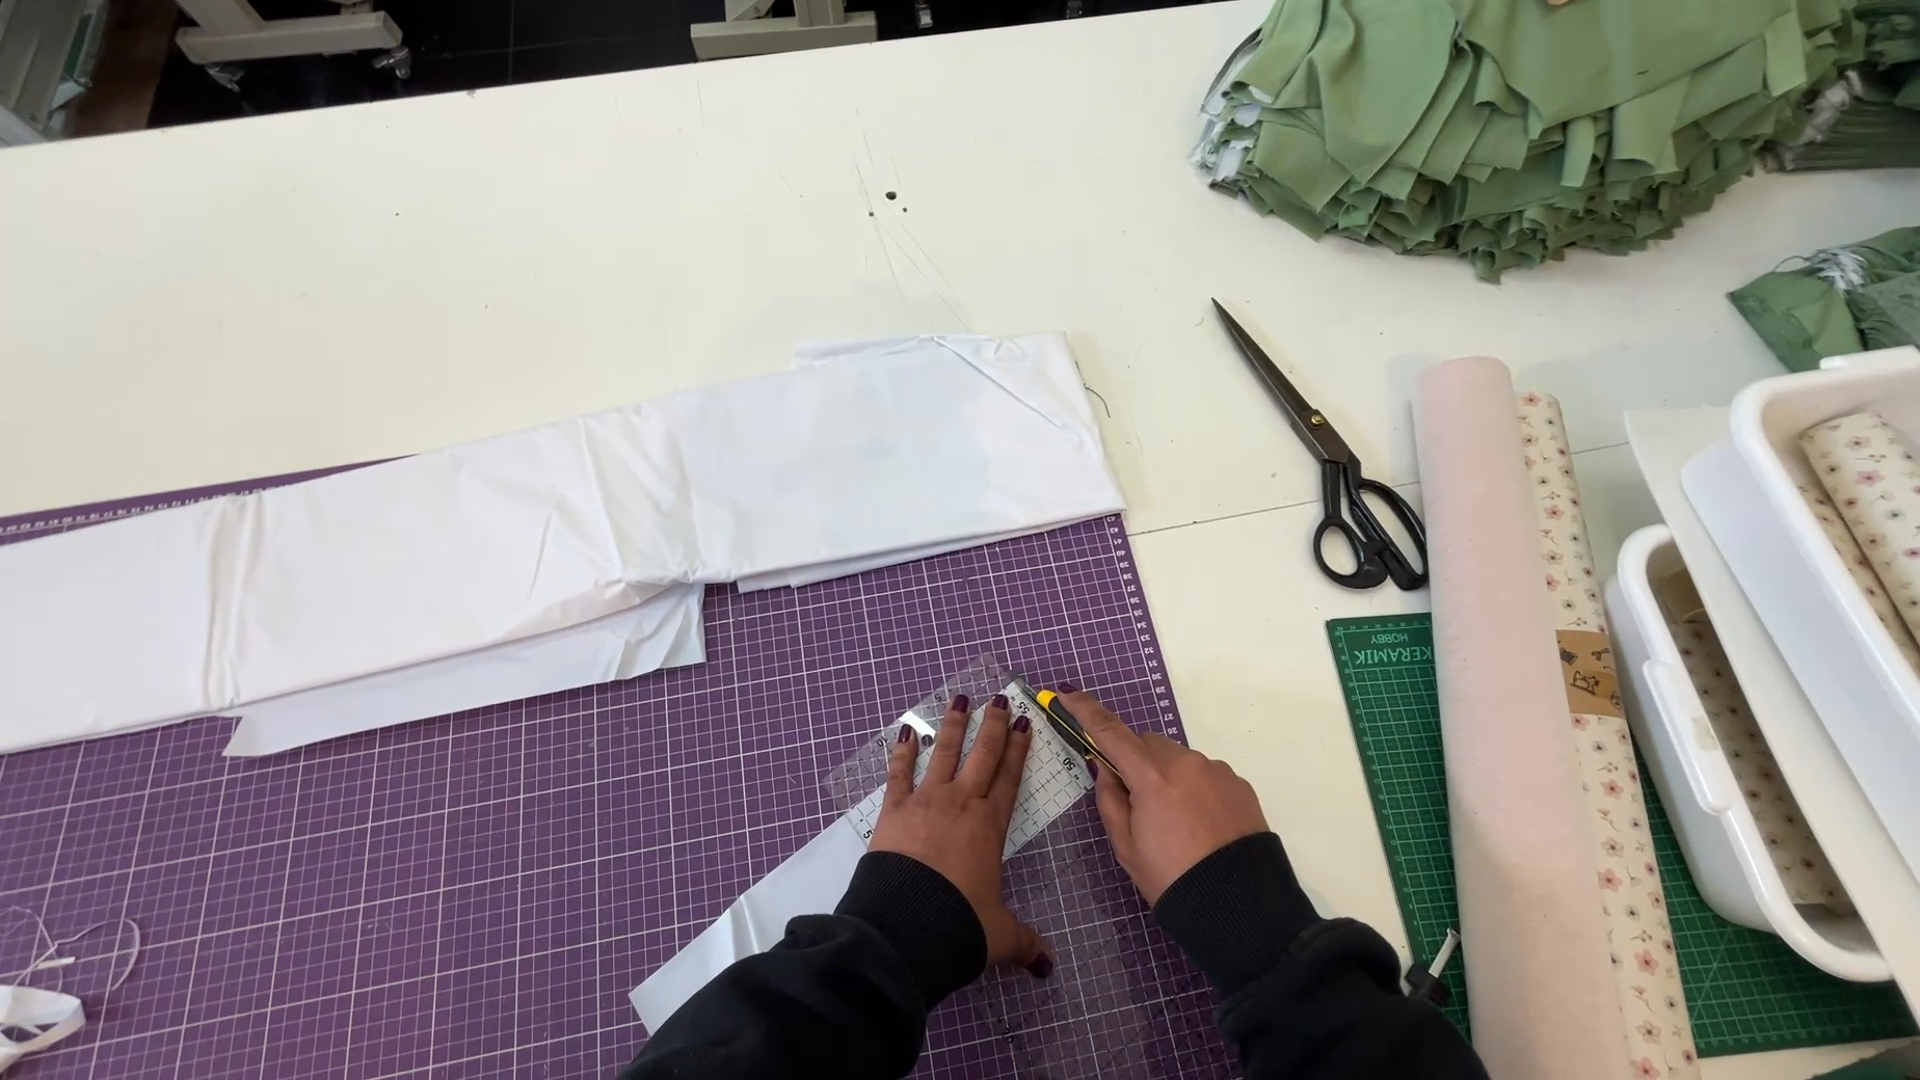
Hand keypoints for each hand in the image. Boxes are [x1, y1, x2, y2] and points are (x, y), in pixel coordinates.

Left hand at [868, 693, 1052, 976]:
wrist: (904, 928)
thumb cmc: (958, 926)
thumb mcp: (1000, 936)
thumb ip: (1025, 944)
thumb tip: (1049, 968)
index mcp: (989, 826)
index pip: (1009, 779)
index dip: (1018, 750)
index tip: (1024, 724)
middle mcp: (961, 804)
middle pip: (982, 756)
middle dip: (992, 725)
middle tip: (999, 698)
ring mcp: (925, 802)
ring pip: (945, 754)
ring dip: (953, 725)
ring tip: (960, 698)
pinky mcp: (894, 810)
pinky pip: (900, 774)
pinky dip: (903, 752)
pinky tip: (907, 732)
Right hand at [1070, 688, 1268, 904]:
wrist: (1242, 910)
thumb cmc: (1173, 880)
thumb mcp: (1126, 847)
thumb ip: (1110, 799)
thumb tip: (1105, 768)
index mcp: (1152, 776)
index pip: (1110, 732)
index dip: (1085, 710)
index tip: (1067, 694)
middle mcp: (1185, 762)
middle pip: (1146, 744)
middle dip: (1134, 760)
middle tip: (1134, 800)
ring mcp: (1216, 770)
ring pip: (1177, 758)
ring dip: (1166, 775)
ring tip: (1175, 822)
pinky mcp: (1239, 783)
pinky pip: (1204, 774)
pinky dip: (1193, 788)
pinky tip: (1200, 824)